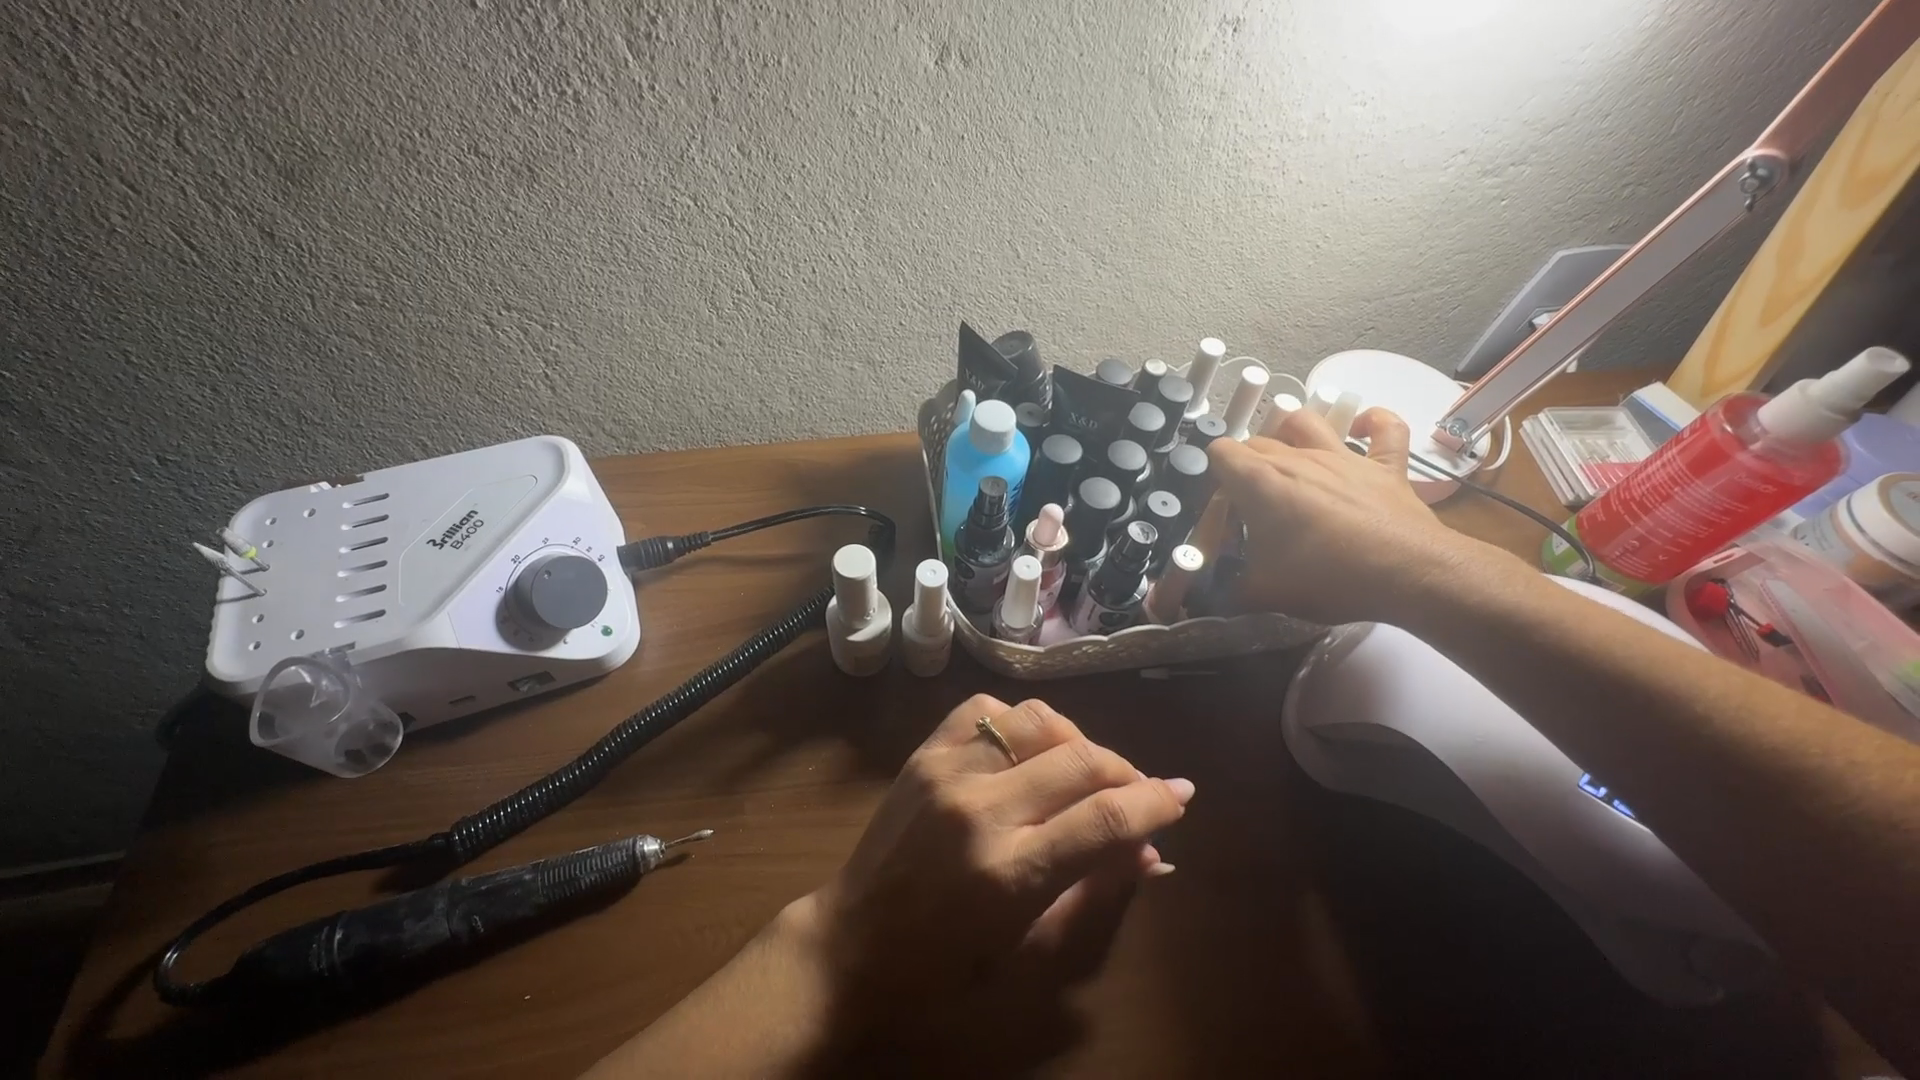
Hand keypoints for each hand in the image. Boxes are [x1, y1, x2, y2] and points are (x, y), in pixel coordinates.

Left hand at [804, 694, 1192, 1021]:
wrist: (851, 942)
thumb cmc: (943, 964)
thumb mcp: (1027, 944)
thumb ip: (1093, 892)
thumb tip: (1151, 854)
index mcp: (1010, 872)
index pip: (1104, 818)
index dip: (1155, 803)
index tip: (1181, 796)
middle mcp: (981, 810)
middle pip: (1081, 761)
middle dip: (1128, 772)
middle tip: (1140, 791)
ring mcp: (947, 772)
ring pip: (1039, 721)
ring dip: (1078, 740)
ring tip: (1086, 770)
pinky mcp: (923, 753)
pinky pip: (985, 708)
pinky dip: (1021, 720)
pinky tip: (1029, 747)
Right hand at [1207, 406, 1500, 625]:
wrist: (1406, 575)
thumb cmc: (1327, 578)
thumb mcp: (1263, 593)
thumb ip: (1227, 592)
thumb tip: (1205, 600)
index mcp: (1260, 481)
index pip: (1219, 452)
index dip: (1213, 477)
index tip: (1220, 508)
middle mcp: (1298, 457)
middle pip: (1257, 441)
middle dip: (1245, 467)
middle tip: (1249, 506)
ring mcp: (1345, 457)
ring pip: (1308, 421)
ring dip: (1291, 432)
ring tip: (1289, 458)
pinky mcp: (1385, 465)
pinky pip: (1384, 428)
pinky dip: (1373, 423)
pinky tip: (1362, 428)